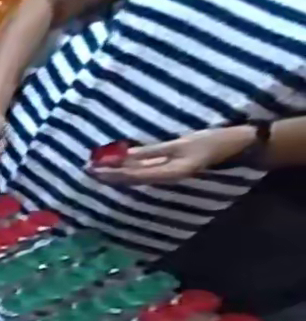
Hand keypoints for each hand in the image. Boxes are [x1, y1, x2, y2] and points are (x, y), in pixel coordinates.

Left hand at [88, 126, 257, 184]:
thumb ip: (151, 152)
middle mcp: (161, 178)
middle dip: (105, 175)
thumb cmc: (214, 142)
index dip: (111, 173)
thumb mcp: (181, 144)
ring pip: (129, 176)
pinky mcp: (162, 170)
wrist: (237, 145)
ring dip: (110, 173)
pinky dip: (122, 168)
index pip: (132, 175)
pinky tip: (108, 164)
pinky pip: (137, 171)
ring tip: (90, 168)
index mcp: (168, 173)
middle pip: (126, 179)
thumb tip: (123, 156)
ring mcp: (161, 175)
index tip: (92, 170)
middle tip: (84, 169)